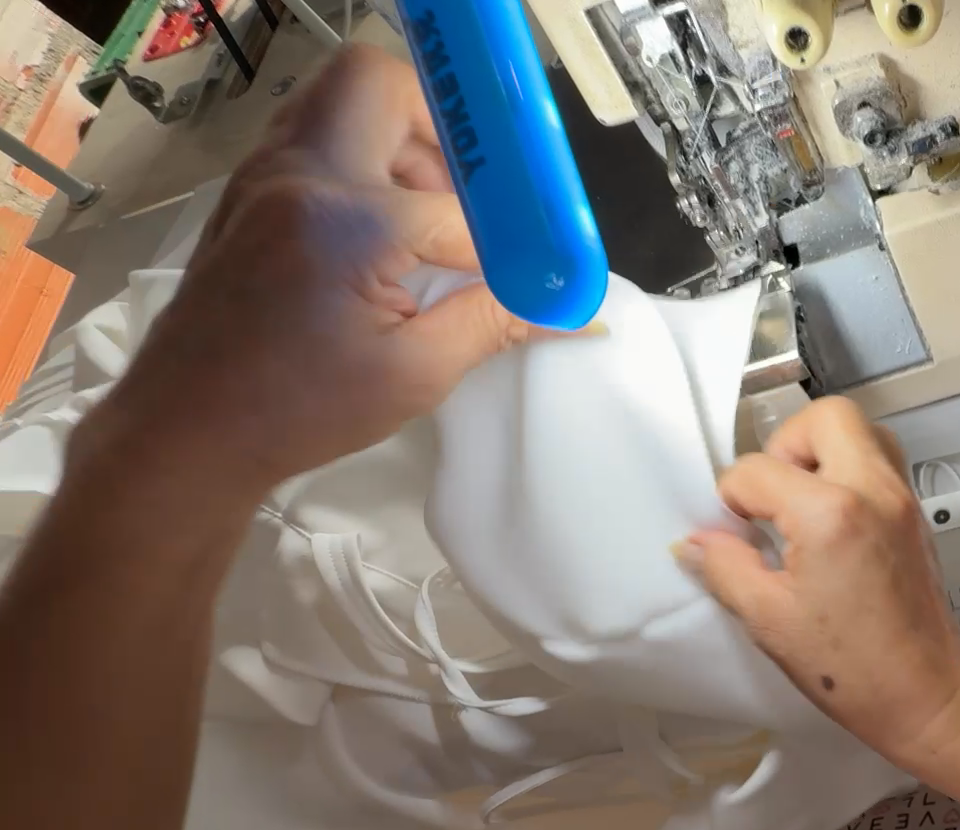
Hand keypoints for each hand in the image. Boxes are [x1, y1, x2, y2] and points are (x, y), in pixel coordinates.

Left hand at [74, 46, 540, 501]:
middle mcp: (299, 175)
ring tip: (445, 222)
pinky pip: (323, 140)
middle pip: (381, 85)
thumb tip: (578, 316)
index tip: (545, 276)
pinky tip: (400, 236)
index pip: (463, 208)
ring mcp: (267, 176)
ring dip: (409, 145)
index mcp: (346, 220)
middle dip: (448, 132)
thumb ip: (498, 323)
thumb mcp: (421, 370)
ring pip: (346, 103)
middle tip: (482, 200)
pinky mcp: (255, 194)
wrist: (191, 423)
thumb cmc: (308, 405)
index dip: (515, 244)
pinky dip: (374, 165)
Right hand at [679, 398, 959, 767]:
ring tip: (802, 502)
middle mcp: (874, 488)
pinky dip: (851, 471)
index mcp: (830, 512)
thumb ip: (725, 566)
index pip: (758, 470)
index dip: (731, 499)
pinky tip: (831, 523)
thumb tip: (695, 540)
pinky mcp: (918, 515)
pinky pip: (882, 463)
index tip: (732, 533)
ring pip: (864, 431)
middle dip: (786, 443)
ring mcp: (904, 498)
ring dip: (825, 451)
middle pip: (827, 416)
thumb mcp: (768, 618)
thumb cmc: (846, 668)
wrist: (925, 694)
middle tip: (773, 494)